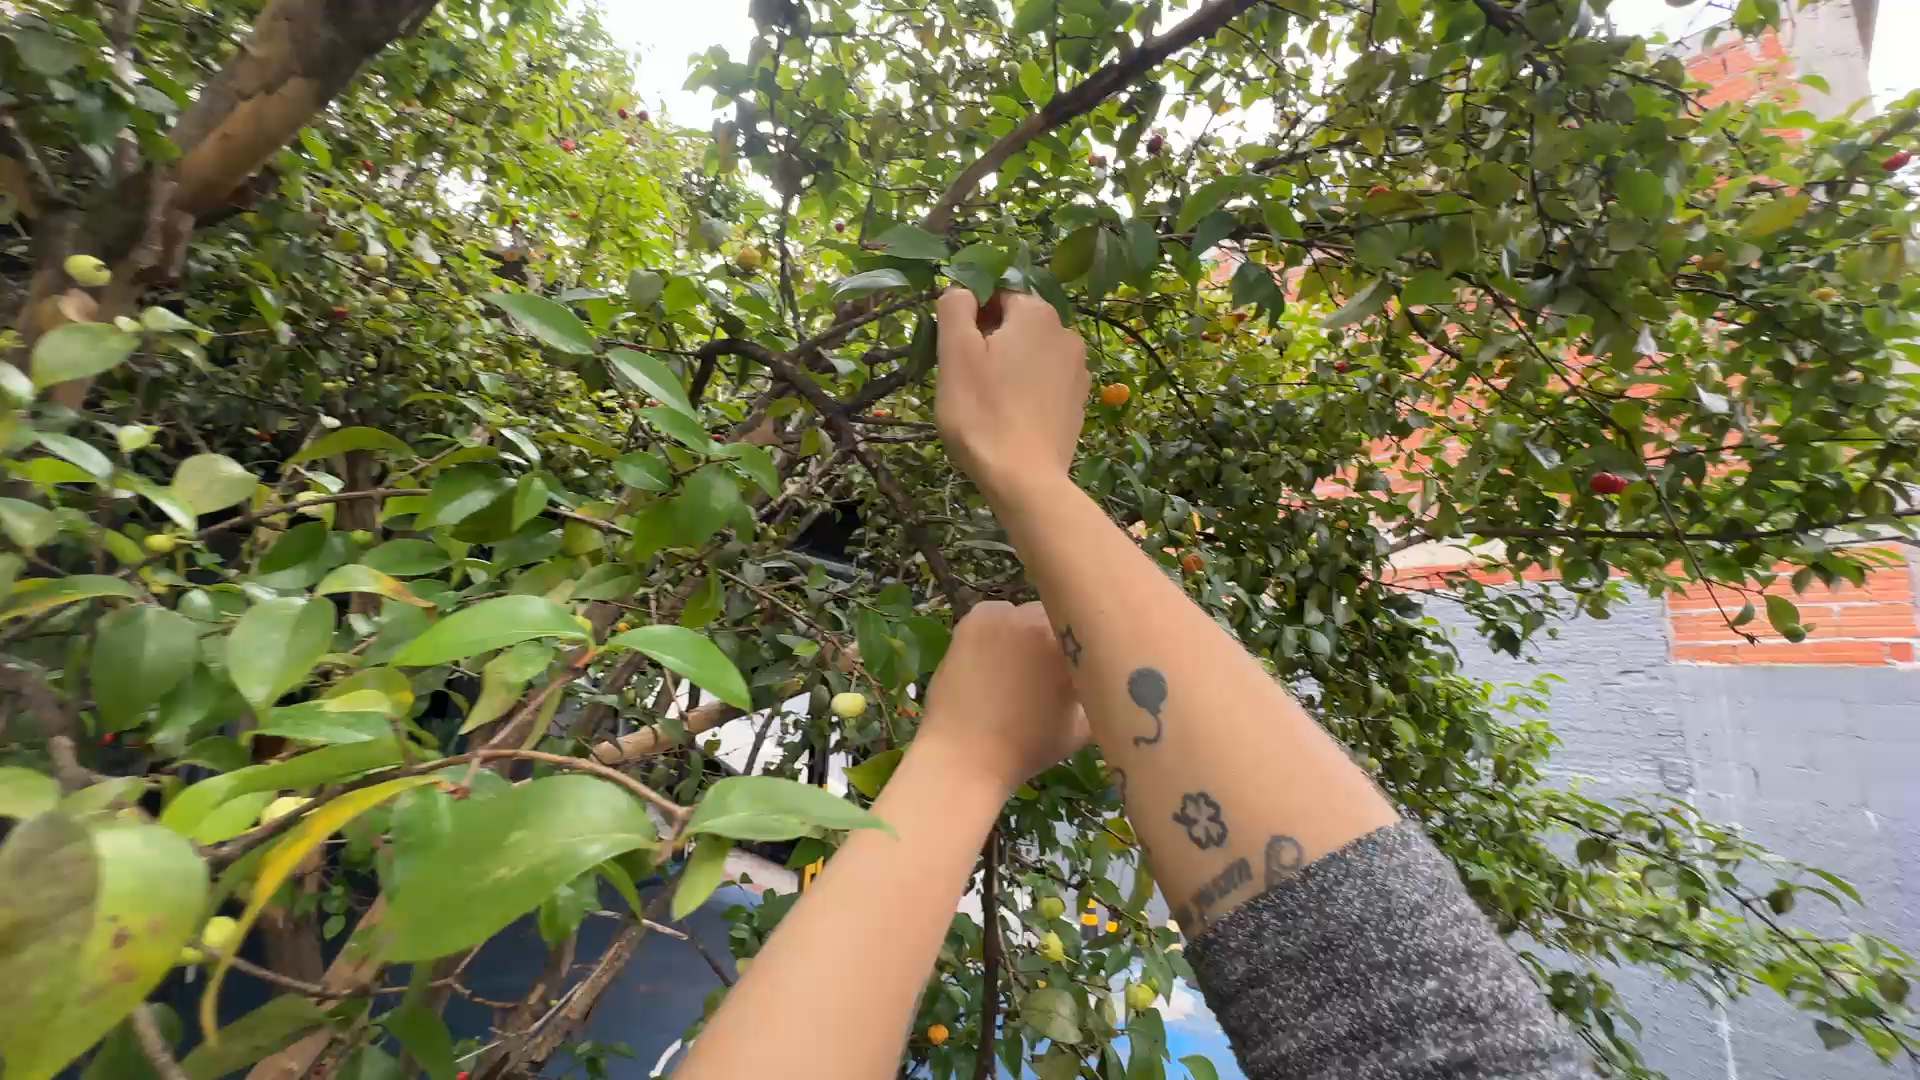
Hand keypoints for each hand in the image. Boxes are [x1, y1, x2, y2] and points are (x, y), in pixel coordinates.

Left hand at [915, 601, 1088, 792]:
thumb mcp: (1083, 728)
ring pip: (1029, 614)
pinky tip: (996, 653)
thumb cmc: (1028, 746)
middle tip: (1050, 668)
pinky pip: (998, 612)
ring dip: (1031, 631)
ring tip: (1020, 664)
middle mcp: (1042, 622)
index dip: (1089, 649)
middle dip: (1059, 640)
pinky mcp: (977, 618)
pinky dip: (1001, 627)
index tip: (1083, 667)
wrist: (965, 753)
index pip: (1092, 634)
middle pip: (1061, 619)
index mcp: (1073, 648)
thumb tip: (1107, 679)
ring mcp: (1006, 615)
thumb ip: (1100, 696)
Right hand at [935, 289, 1089, 504]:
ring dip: (1008, 369)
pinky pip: (1045, 383)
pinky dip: (1027, 392)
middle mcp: (1066, 333)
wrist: (1024, 478)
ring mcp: (1078, 370)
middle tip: (969, 382)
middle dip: (990, 345)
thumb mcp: (955, 353)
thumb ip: (955, 308)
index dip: (970, 320)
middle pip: (1016, 326)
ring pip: (1031, 355)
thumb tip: (962, 290)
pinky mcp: (1078, 402)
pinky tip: (1012, 418)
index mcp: (1037, 313)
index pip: (996, 296)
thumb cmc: (982, 412)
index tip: (956, 355)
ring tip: (990, 403)